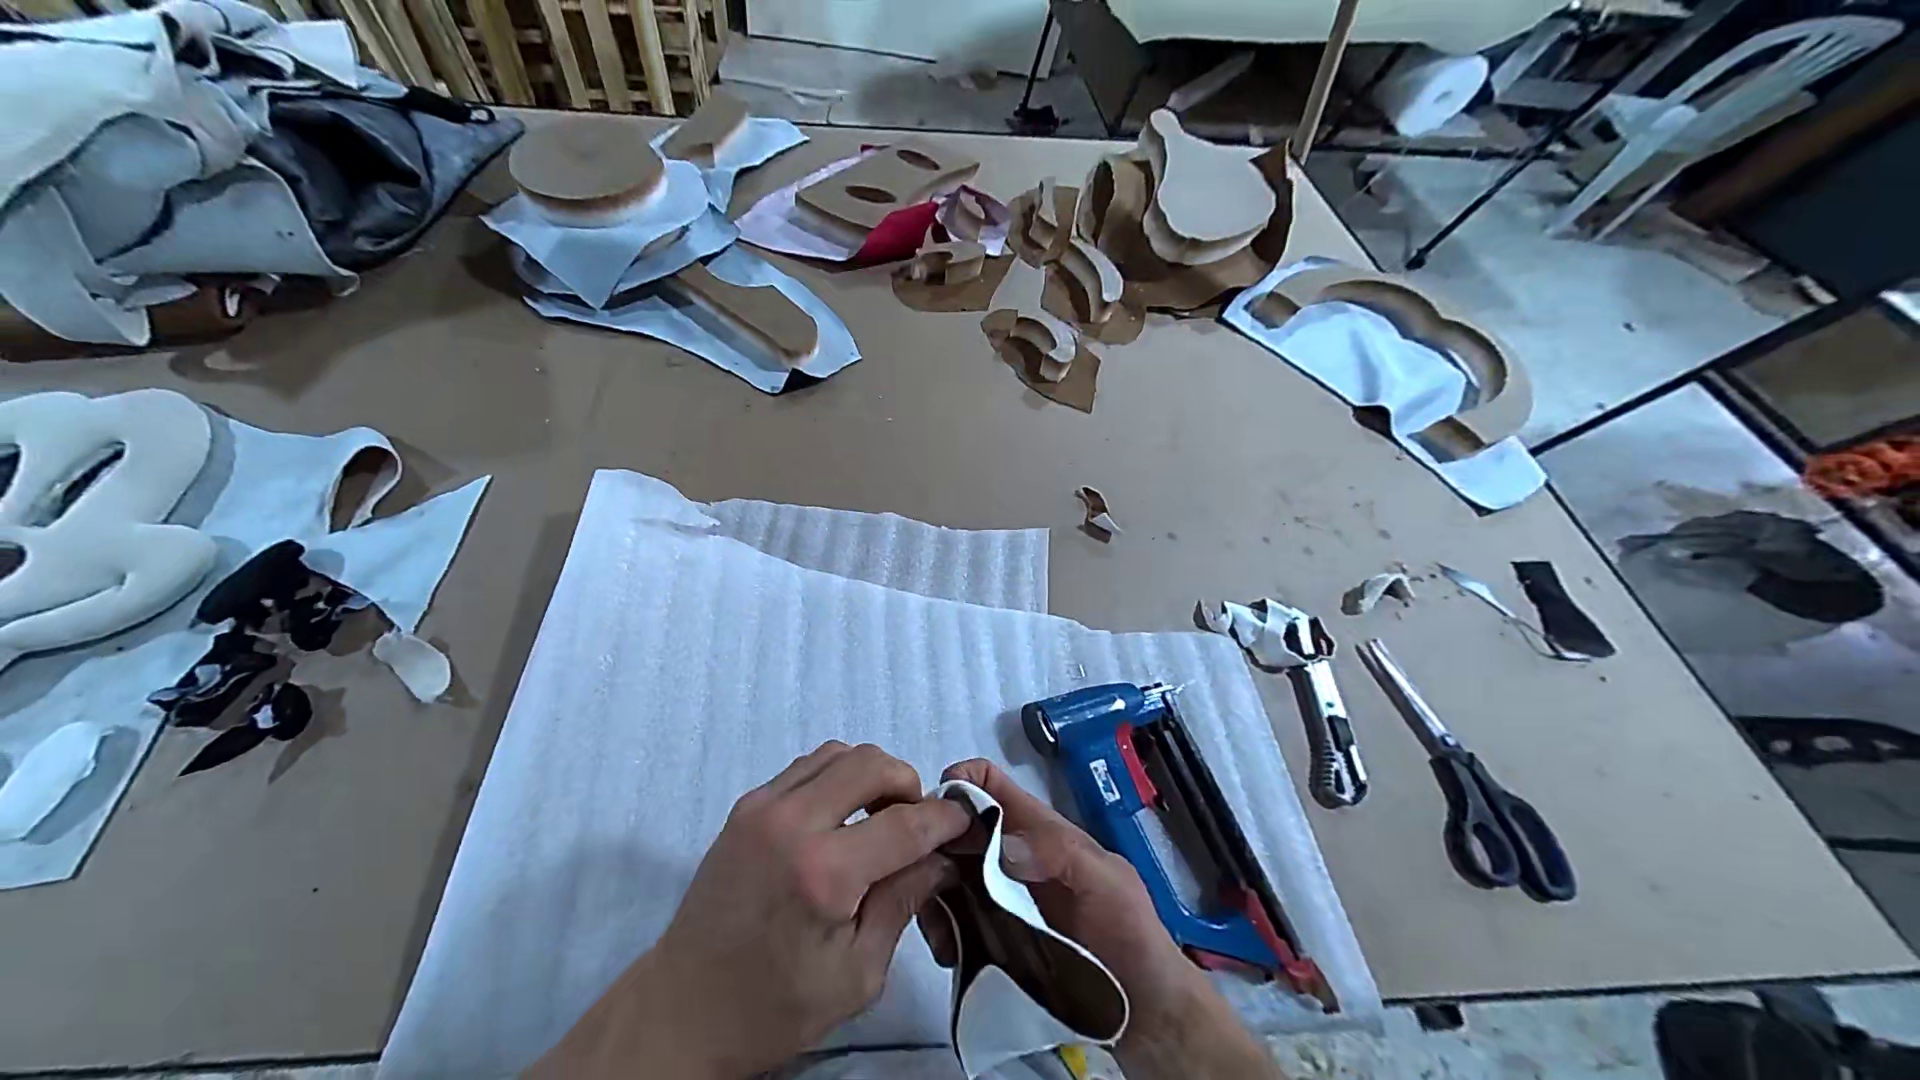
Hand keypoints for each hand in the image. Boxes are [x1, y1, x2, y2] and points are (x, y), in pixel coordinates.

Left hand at [528, 742, 972, 1079]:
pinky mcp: (746, 805)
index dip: (944, 818)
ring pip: (839, 753)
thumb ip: (903, 902)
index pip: (906, 822)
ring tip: (879, 818)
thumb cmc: (774, 1008)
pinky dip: (837, 777)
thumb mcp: (857, 974)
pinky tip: (840, 817)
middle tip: (916, 822)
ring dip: (872, 775)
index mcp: (823, 874)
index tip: (964, 821)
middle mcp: (792, 823)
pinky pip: (808, 766)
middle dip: (908, 785)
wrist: (681, 1010)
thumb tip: (941, 856)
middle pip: (872, 763)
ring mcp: (762, 806)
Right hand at [928, 759, 1280, 1079]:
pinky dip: (941, 926)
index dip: (961, 781)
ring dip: (932, 890)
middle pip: (958, 829)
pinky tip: (947, 951)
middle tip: (922, 879)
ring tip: (938, 928)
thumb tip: (1004, 846)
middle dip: (934, 843)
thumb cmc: (1131, 936)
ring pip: (948, 874)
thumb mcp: (1109, 884)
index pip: (992, 784)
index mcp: (1039, 831)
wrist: (1144, 1012)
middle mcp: (1011, 856)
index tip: (934, 811)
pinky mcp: (992, 936)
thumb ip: (1063, 854)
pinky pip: (954, 918)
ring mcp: (999, 897)